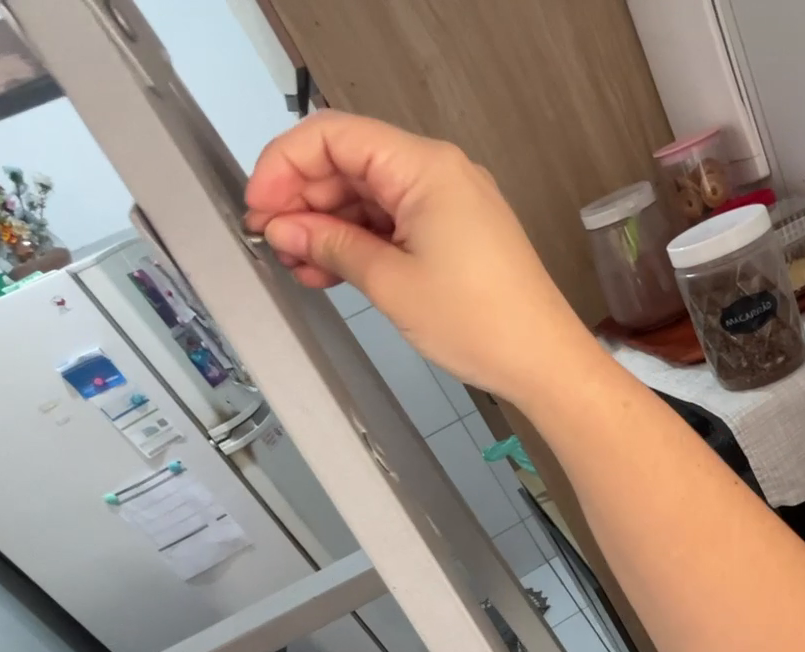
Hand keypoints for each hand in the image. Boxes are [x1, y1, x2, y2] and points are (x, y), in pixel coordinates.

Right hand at [244, 111, 595, 403]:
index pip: (333, 136)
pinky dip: (366, 244)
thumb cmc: (482, 323)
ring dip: (332, 229)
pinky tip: (335, 272)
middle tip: (275, 246)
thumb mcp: (391, 283)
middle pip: (351, 165)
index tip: (259, 208)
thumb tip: (284, 228)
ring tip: (302, 269)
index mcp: (427, 167)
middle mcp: (443, 174)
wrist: (545, 362)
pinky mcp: (461, 235)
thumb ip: (331, 245)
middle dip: (306, 202)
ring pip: (372, 199)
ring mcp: (454, 205)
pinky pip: (399, 224)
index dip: (284, 166)